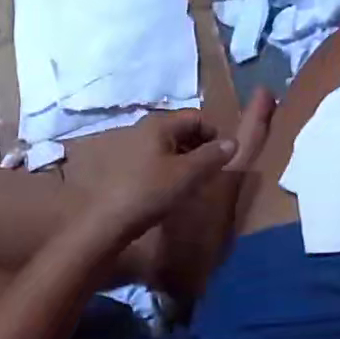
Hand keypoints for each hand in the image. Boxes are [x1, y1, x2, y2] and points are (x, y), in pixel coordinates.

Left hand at [85, 111, 237, 238]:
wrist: (107, 221)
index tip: (222, 158)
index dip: (214, 134)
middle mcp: (142, 128)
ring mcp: (130, 146)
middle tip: (211, 170)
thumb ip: (212, 156)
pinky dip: (168, 167)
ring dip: (184, 158)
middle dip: (200, 146)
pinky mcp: (123, 165)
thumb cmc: (150, 192)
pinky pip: (154, 158)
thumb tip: (233, 142)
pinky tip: (170, 188)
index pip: (196, 116)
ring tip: (193, 181)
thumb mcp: (187, 175)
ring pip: (167, 145)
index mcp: (158, 124)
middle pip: (181, 129)